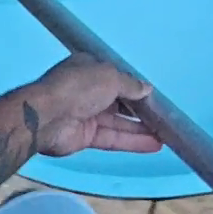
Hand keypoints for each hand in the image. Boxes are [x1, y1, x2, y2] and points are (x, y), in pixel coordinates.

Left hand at [25, 54, 161, 157]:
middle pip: (118, 101)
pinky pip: (113, 137)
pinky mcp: (85, 136)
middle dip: (140, 109)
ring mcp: (84, 114)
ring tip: (167, 133)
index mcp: (87, 69)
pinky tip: (155, 145)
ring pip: (118, 122)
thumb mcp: (110, 77)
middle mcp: (86, 91)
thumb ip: (130, 84)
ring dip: (141, 128)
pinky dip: (133, 141)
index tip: (153, 95)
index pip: (114, 76)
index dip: (133, 85)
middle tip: (165, 117)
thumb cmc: (78, 87)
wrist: (46, 116)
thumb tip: (147, 88)